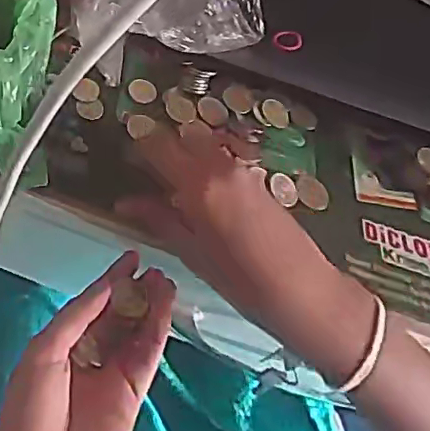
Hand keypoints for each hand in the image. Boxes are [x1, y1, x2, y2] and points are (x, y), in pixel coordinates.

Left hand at [0, 252, 176, 430]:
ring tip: (166, 281)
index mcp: (60, 344)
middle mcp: (87, 356)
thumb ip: (76, 319)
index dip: (110, 281)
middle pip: (117, 315)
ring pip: (135, 332)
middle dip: (134, 291)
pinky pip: (146, 356)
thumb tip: (105, 289)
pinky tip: (165, 309)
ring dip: (150, 306)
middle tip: (155, 269)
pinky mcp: (132, 395)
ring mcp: (111, 376)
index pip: (91, 305)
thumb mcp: (43, 354)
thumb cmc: (29, 416)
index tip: (131, 259)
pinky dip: (157, 331)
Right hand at [115, 127, 376, 385]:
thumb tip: (124, 203)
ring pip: (204, 146)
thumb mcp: (192, 252)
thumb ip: (157, 219)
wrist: (305, 292)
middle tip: (146, 172)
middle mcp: (221, 167)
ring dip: (185, 155)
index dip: (137, 147)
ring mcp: (242, 171)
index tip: (123, 159)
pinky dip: (205, 167)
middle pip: (183, 137)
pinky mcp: (258, 180)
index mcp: (199, 183)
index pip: (157, 145)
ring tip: (171, 187)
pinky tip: (200, 198)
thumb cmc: (241, 281)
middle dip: (162, 147)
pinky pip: (222, 161)